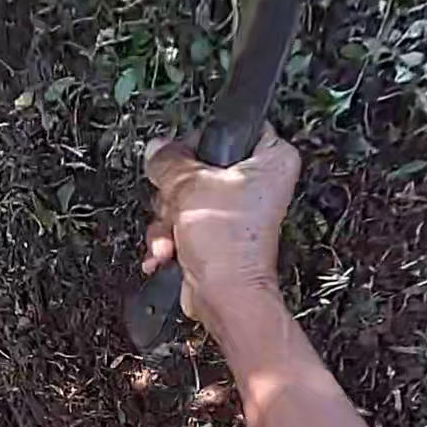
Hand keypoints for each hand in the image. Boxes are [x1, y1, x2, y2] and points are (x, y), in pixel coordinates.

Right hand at [141, 124, 300, 322]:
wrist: (222, 296)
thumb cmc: (226, 246)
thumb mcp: (191, 187)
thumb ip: (170, 162)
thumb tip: (157, 149)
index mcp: (269, 159)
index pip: (228, 129)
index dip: (197, 145)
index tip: (183, 164)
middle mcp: (254, 185)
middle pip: (196, 170)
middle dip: (174, 196)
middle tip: (178, 208)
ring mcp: (232, 214)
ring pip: (182, 201)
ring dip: (166, 223)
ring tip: (172, 240)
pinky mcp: (213, 237)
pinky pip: (179, 226)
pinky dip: (168, 240)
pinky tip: (166, 253)